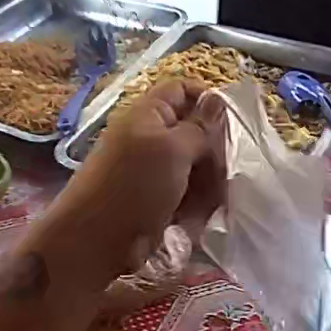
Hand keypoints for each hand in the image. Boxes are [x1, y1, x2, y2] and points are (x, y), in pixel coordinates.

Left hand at [44, 80, 224, 275]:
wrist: (96, 240)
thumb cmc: (134, 186)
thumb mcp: (173, 149)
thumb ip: (199, 127)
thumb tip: (218, 101)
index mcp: (148, 114)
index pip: (182, 90)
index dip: (208, 100)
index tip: (235, 124)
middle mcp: (150, 139)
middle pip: (193, 132)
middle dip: (215, 150)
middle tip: (229, 171)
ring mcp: (152, 172)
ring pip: (193, 167)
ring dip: (209, 182)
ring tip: (218, 200)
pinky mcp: (155, 201)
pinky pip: (185, 195)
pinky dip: (197, 204)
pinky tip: (204, 216)